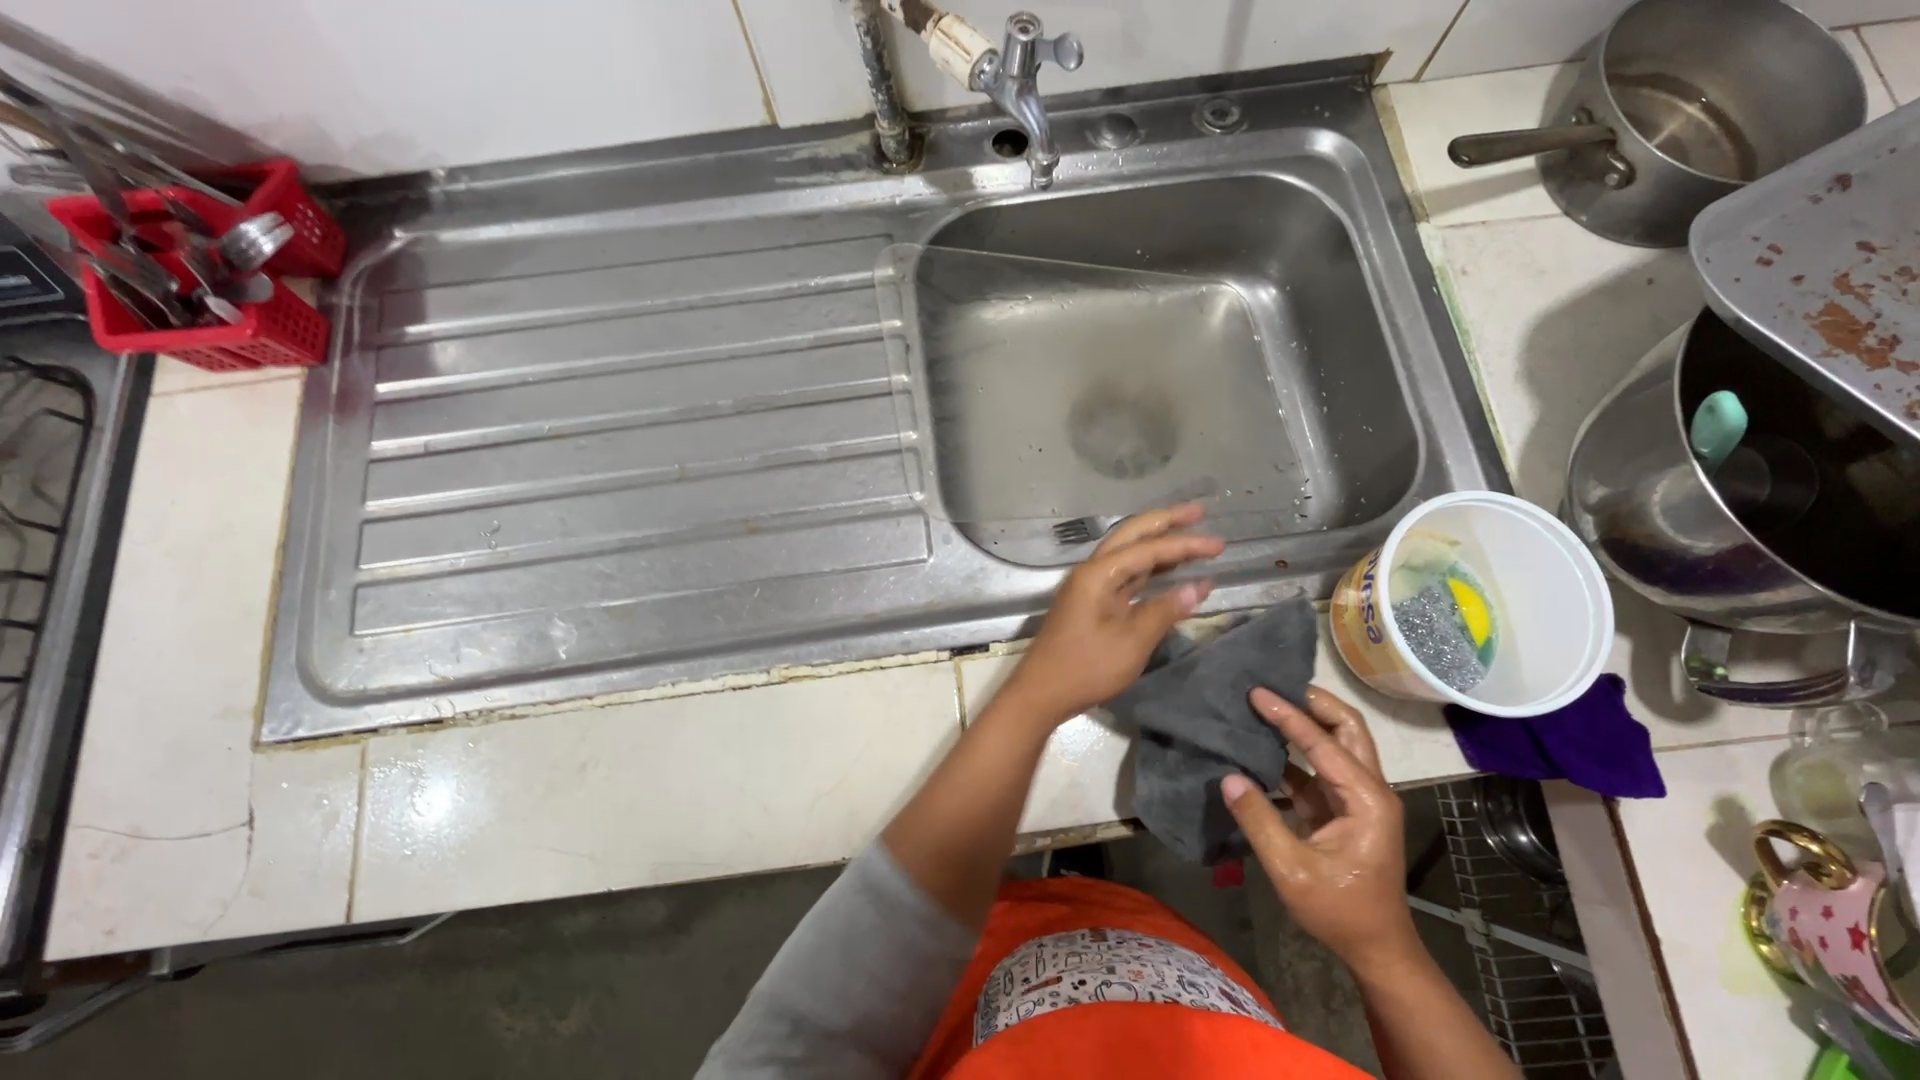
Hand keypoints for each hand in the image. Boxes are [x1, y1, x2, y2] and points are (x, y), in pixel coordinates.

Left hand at [999, 503, 1223, 725]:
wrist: (1042, 693)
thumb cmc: (1087, 667)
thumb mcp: (1133, 642)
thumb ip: (1165, 610)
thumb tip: (1198, 587)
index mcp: (1099, 573)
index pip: (1149, 549)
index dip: (1186, 544)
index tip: (1220, 545)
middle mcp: (1092, 571)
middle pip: (1132, 536)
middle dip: (1166, 522)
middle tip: (1199, 512)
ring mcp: (1090, 587)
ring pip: (1128, 554)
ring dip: (1158, 544)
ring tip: (1190, 536)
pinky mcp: (1091, 604)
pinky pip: (1124, 576)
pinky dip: (1149, 570)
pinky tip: (1169, 573)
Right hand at [1221, 686, 1419, 974]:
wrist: (1376, 947)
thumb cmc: (1339, 911)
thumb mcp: (1292, 870)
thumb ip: (1260, 820)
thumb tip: (1228, 777)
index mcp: (1366, 799)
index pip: (1324, 744)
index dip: (1289, 716)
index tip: (1257, 691)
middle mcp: (1371, 790)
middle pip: (1348, 729)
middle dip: (1314, 703)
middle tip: (1275, 684)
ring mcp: (1360, 799)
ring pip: (1339, 745)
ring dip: (1308, 723)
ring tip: (1268, 704)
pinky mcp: (1345, 810)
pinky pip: (1322, 769)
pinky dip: (1297, 753)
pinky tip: (1264, 746)